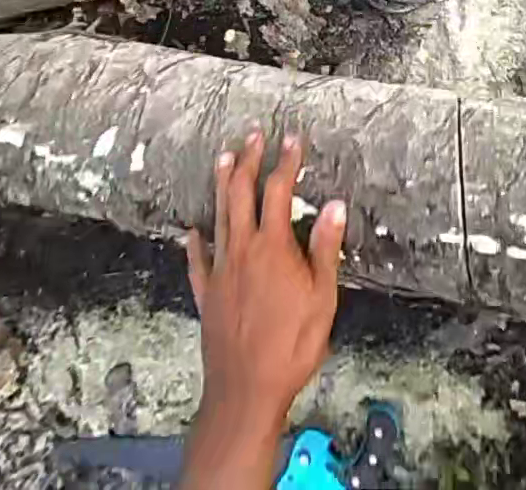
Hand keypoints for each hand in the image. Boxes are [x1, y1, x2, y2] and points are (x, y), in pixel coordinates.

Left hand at [179, 132, 345, 489]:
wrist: (246, 390)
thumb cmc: (292, 344)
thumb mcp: (323, 297)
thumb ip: (326, 248)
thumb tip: (334, 205)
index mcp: (273, 246)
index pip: (279, 191)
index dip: (287, 162)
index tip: (292, 139)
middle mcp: (243, 249)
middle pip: (242, 194)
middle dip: (249, 161)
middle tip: (253, 135)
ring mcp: (221, 270)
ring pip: (219, 216)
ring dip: (222, 185)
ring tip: (224, 158)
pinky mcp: (207, 294)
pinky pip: (198, 261)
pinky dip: (195, 243)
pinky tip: (191, 232)